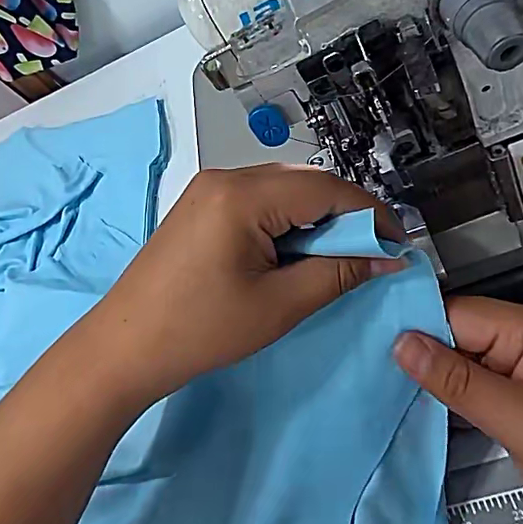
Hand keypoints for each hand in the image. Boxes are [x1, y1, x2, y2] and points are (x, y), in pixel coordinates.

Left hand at [78, 165, 404, 406]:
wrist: (125, 346)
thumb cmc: (199, 330)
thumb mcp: (279, 305)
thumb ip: (338, 273)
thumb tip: (385, 257)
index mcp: (242, 195)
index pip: (326, 188)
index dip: (370, 214)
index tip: (397, 243)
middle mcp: (225, 177)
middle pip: (305, 181)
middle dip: (344, 214)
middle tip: (369, 254)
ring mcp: (209, 186)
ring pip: (283, 187)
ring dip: (316, 216)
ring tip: (334, 257)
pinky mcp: (202, 202)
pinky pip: (259, 197)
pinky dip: (287, 218)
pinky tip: (294, 250)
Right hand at [393, 297, 522, 523]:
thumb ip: (461, 382)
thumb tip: (402, 342)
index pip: (454, 314)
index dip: (414, 332)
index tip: (369, 350)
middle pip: (454, 333)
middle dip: (419, 356)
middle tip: (371, 376)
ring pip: (461, 360)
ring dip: (433, 379)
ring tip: (384, 391)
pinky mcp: (522, 395)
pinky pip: (475, 384)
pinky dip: (452, 397)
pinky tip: (420, 408)